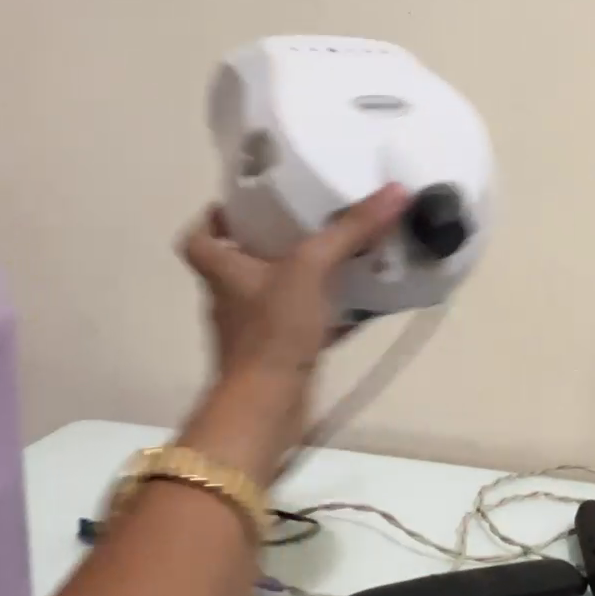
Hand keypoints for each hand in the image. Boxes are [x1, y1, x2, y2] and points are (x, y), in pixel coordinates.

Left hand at [176, 185, 409, 480]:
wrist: (269, 404)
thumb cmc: (273, 330)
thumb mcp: (311, 268)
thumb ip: (349, 230)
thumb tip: (394, 191)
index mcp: (221, 269)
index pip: (199, 236)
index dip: (216, 218)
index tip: (245, 208)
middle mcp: (231, 298)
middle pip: (240, 262)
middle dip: (270, 244)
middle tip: (306, 224)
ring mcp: (254, 331)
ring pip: (274, 295)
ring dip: (300, 280)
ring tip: (338, 259)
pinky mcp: (280, 356)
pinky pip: (302, 326)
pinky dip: (326, 316)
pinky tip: (357, 308)